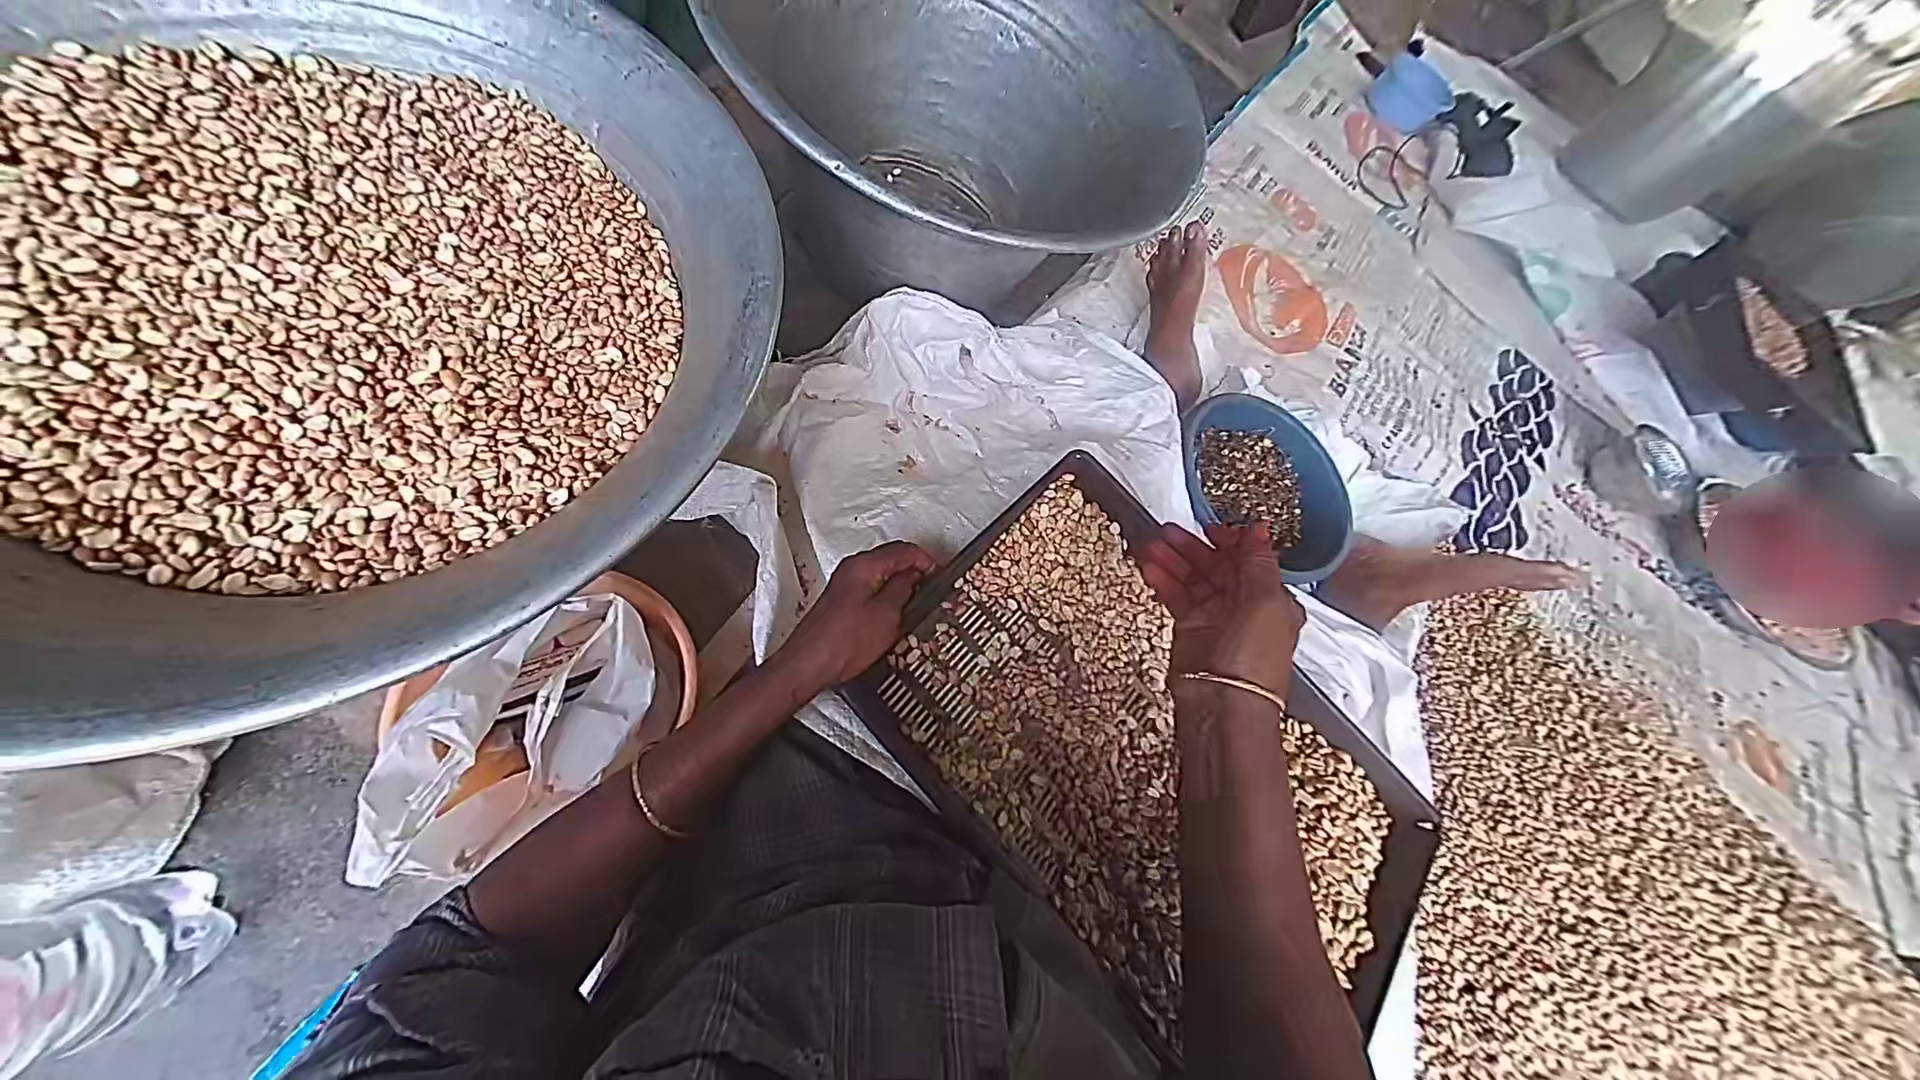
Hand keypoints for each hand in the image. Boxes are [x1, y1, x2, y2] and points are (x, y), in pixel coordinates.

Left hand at [774, 540, 936, 691]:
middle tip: (934, 591)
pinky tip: (896, 616)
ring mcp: (845, 585)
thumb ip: (904, 588)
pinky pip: (871, 590)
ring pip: (882, 576)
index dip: (927, 561)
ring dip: (901, 586)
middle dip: (915, 572)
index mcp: (864, 565)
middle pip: (892, 560)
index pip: (904, 550)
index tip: (941, 577)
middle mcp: (852, 569)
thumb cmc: (844, 642)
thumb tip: (914, 575)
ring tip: (918, 605)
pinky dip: (887, 598)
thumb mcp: (887, 614)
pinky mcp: (842, 602)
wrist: (808, 665)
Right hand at [1140, 523, 1303, 697]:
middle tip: (1167, 531)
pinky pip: (1175, 596)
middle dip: (1192, 547)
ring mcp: (1214, 616)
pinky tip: (1149, 568)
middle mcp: (1243, 604)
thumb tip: (1258, 528)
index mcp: (1270, 597)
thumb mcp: (1265, 602)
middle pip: (1216, 566)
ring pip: (1192, 578)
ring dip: (1173, 560)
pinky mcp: (1189, 627)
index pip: (1248, 559)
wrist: (1222, 704)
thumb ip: (1258, 562)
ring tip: (1151, 546)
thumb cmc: (1252, 656)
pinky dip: (1162, 581)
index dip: (1228, 540)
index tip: (1207, 527)